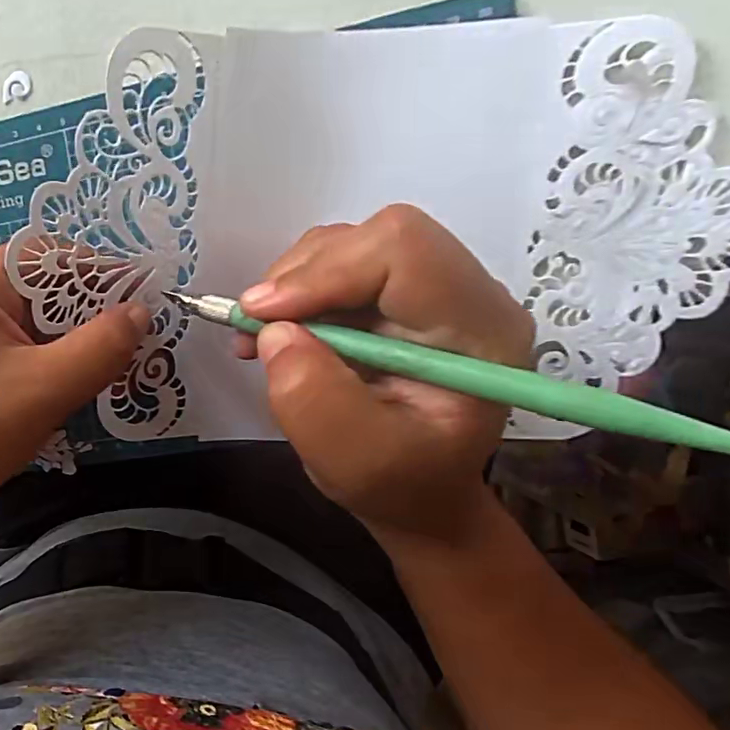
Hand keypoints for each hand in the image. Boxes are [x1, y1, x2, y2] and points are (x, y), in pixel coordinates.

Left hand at [0, 248, 148, 526]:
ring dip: (75, 345)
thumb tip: (140, 311)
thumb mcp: (45, 386)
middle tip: (142, 337)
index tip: (143, 298)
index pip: (44, 256)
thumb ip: (102, 345)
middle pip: (39, 292)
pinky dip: (53, 367)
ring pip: (33, 328)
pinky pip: (20, 355)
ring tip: (123, 363)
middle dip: (89, 315)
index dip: (96, 271)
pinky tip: (86, 385)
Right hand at [236, 205, 533, 537]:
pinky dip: (288, 292)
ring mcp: (424, 289)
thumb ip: (316, 400)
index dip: (325, 272)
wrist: (413, 491)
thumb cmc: (398, 483)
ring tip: (261, 337)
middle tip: (252, 328)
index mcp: (477, 330)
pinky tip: (275, 332)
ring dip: (288, 285)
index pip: (404, 253)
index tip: (262, 315)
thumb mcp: (355, 460)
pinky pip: (330, 263)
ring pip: (344, 245)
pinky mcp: (389, 293)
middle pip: (371, 238)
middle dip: (298, 278)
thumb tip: (274, 333)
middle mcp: (461, 293)